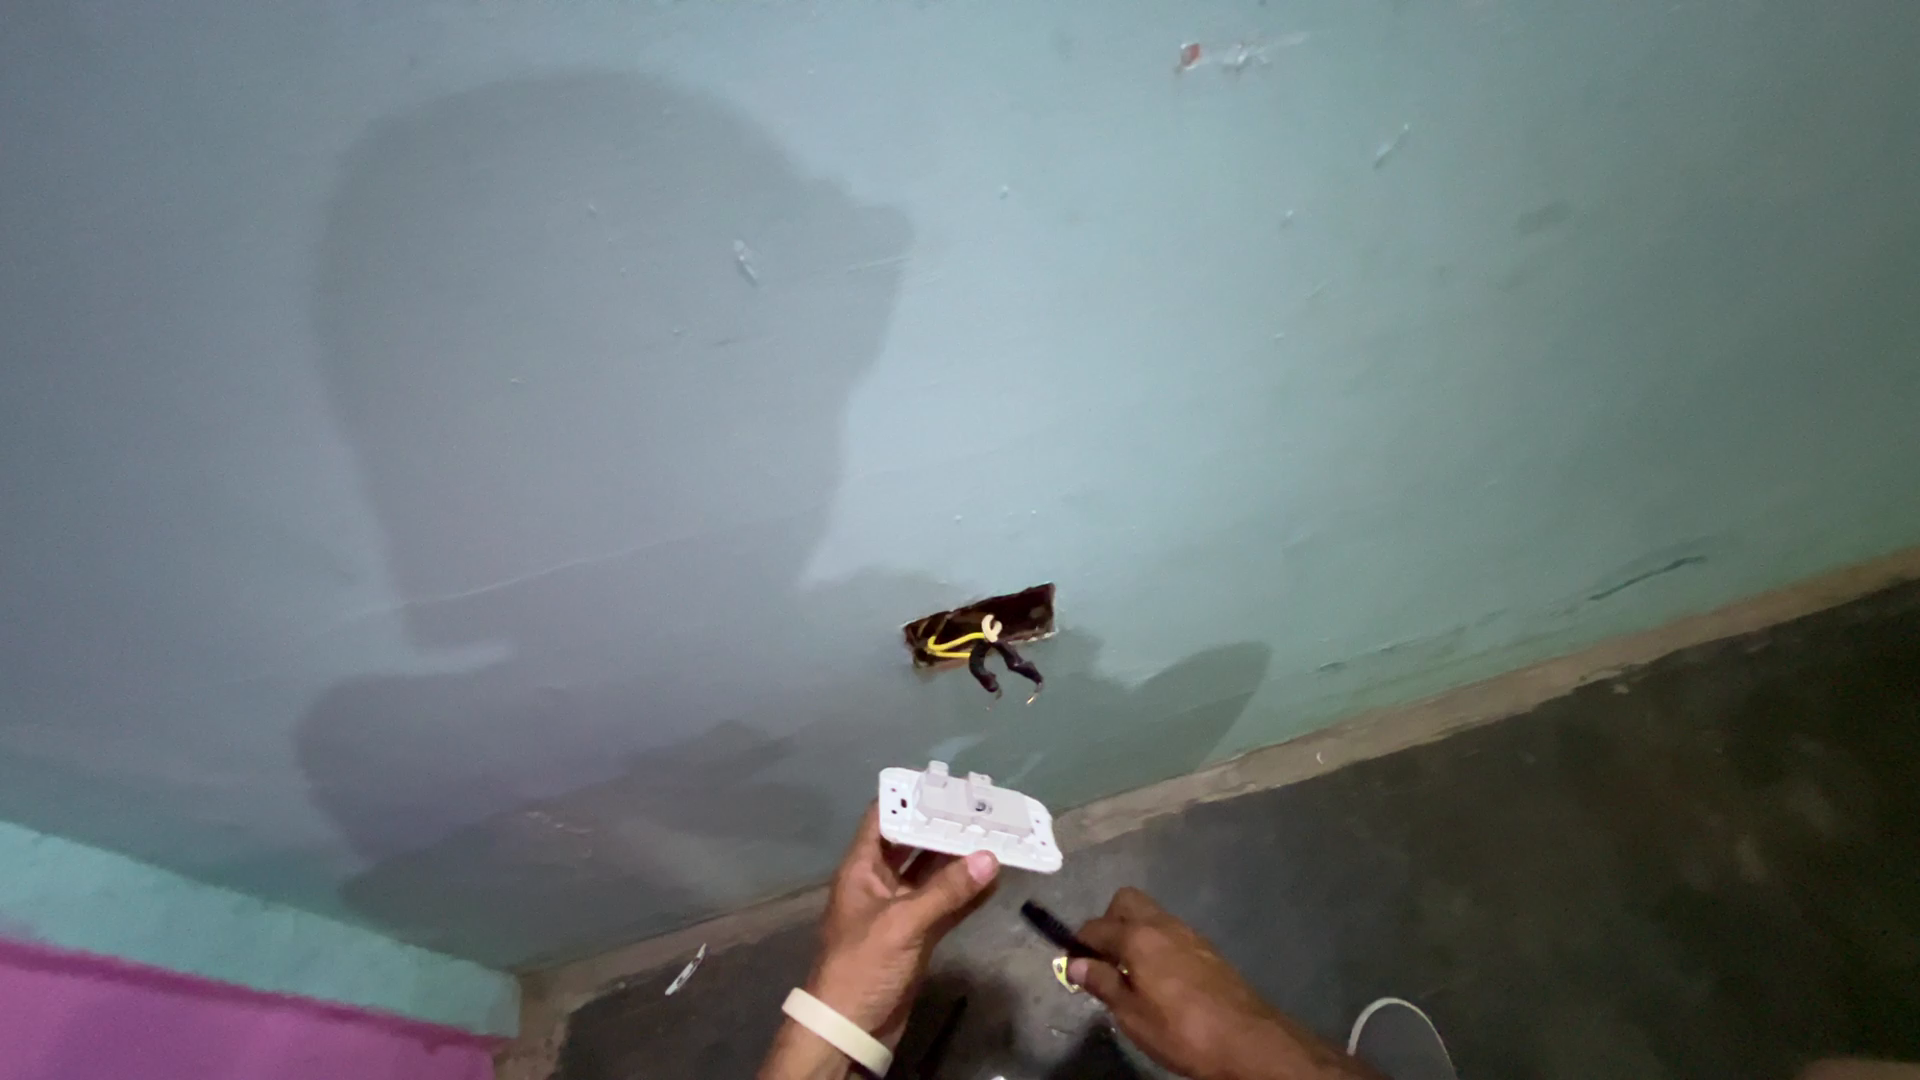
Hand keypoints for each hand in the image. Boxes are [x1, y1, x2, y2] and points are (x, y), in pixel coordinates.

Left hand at [760, 803, 998, 1078]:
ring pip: (933, 874)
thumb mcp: (901, 924)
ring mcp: (899, 909)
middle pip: (914, 843)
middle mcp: (880, 882)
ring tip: (994, 835)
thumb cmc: (861, 966)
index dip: (909, 798)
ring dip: (960, 859)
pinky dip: (967, 893)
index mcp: (862, 868)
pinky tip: (993, 879)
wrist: (849, 1032)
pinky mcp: (917, 935)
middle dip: (943, 827)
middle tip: (979, 808)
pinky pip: (945, 905)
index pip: (884, 818)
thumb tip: (989, 857)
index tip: (944, 783)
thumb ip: (946, 892)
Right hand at [1068, 888, 1380, 1079]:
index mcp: (1136, 936)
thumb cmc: (1182, 1030)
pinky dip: (1155, 941)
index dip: (1078, 945)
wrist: (1248, 1039)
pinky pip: (1169, 930)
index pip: (1095, 927)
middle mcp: (1160, 923)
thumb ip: (1103, 984)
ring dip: (1133, 930)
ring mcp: (1186, 931)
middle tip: (1105, 957)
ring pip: (1149, 913)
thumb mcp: (1133, 1016)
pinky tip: (1159, 974)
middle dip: (1108, 921)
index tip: (1072, 965)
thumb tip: (1076, 963)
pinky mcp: (1205, 946)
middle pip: (1124, 901)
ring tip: (1131, 969)